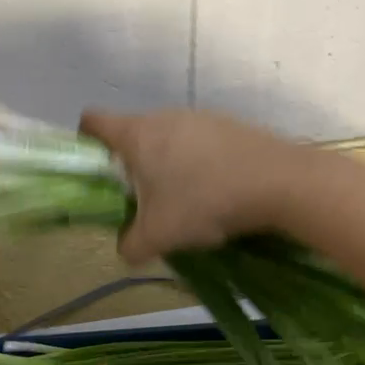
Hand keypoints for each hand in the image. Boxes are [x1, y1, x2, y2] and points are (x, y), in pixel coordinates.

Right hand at [81, 109, 313, 263]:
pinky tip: (218, 194)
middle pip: (132, 135)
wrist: (280, 182)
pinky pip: (201, 144)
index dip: (84, 142)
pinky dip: (199, 166)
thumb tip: (125, 248)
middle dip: (131, 167)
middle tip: (142, 202)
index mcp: (136, 134)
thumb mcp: (158, 236)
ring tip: (185, 203)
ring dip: (167, 167)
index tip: (94, 171)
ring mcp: (200, 117)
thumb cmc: (204, 201)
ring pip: (168, 140)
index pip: (93, 121)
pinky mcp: (230, 125)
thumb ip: (130, 245)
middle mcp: (164, 116)